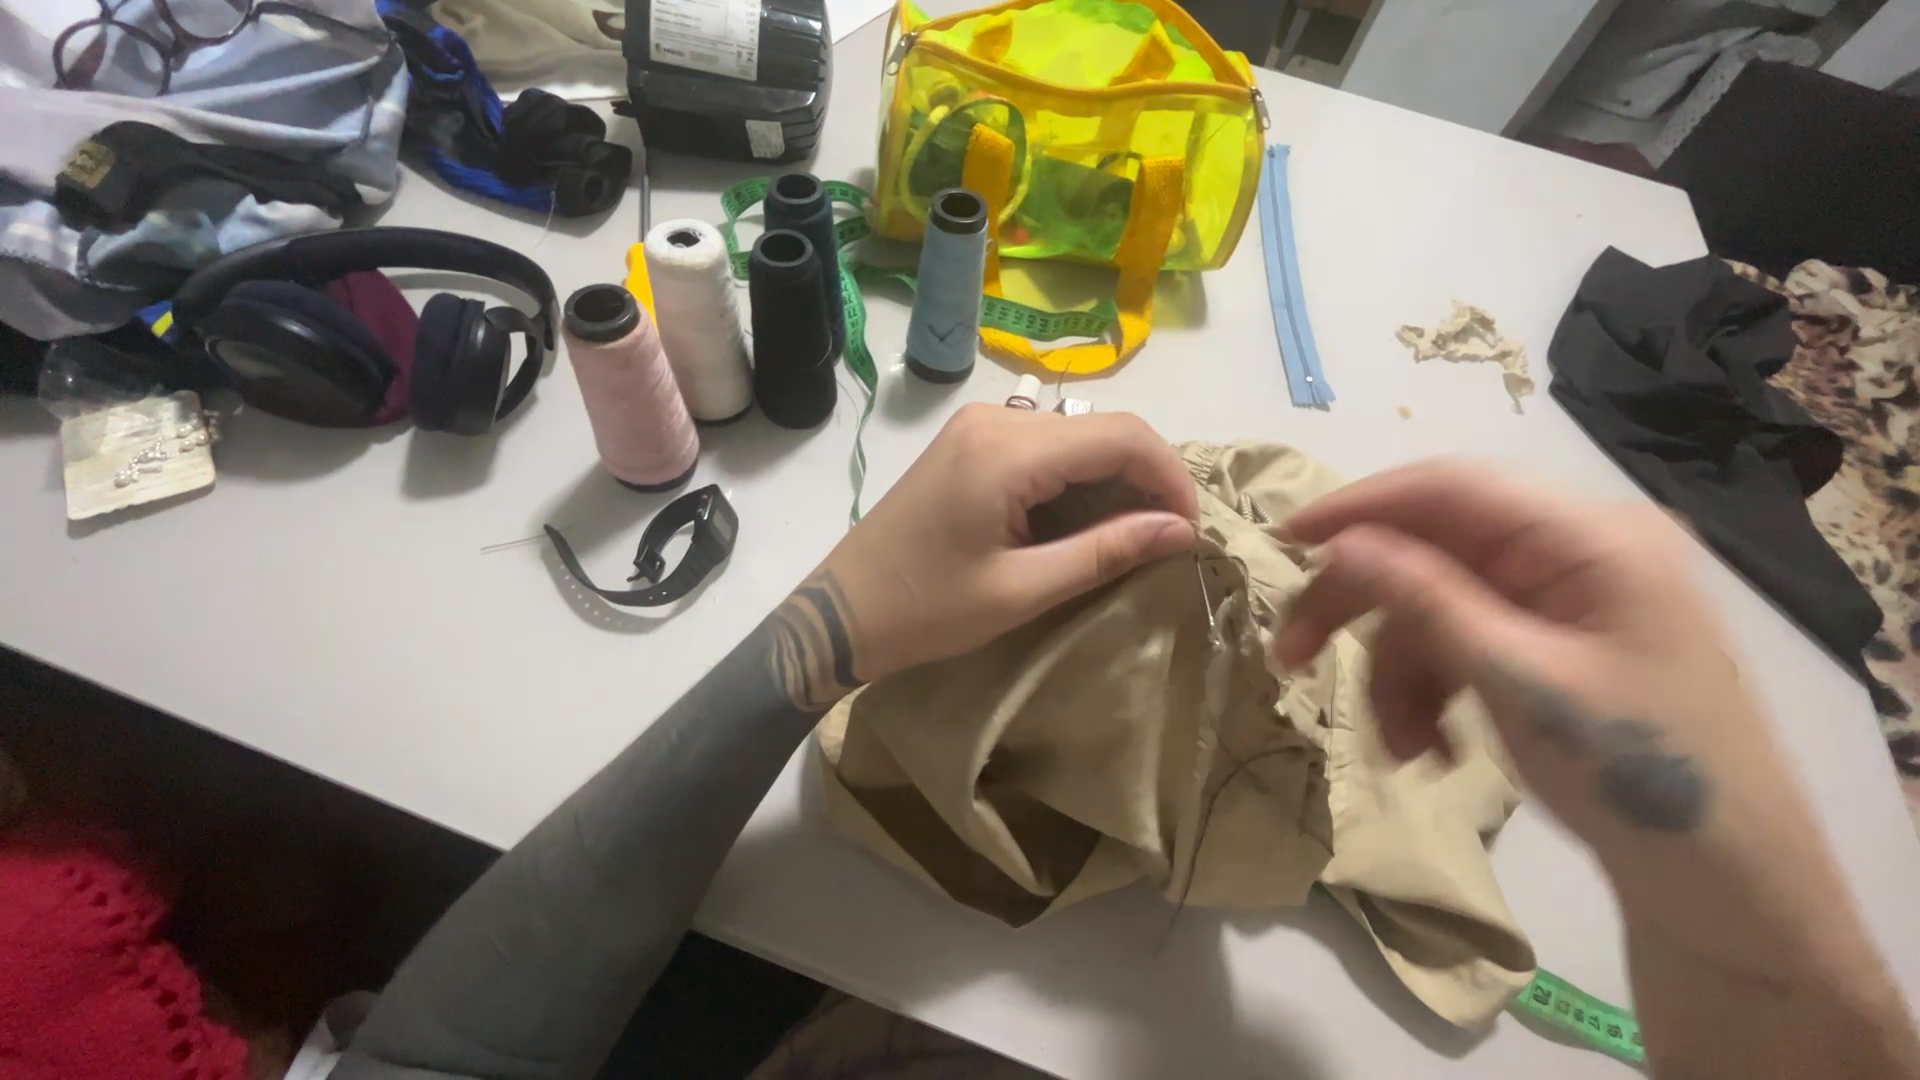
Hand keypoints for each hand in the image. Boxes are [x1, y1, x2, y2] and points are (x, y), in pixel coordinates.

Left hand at [771, 404, 1196, 708]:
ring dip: (1112, 479)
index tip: (1189, 531)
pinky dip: (1076, 478)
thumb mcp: (1022, 590)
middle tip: (1166, 539)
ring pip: (1076, 435)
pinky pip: (1043, 446)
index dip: (1169, 478)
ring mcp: (977, 426)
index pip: (1121, 436)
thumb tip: (1181, 530)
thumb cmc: (926, 611)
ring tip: (1130, 536)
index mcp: (1007, 450)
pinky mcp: (968, 443)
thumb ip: (1106, 552)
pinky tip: (1082, 520)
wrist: (842, 611)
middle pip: (1102, 429)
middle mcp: (994, 419)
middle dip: (1146, 479)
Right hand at [1268, 461, 1800, 864]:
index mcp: (1588, 538)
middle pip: (1425, 551)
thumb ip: (1425, 600)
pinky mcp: (1538, 639)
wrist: (1723, 880)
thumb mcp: (1518, 680)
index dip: (1359, 507)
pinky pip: (1451, 643)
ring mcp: (1552, 598)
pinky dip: (1424, 690)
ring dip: (1393, 672)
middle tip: (1291, 655)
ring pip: (1427, 606)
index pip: (1449, 489)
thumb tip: (1340, 543)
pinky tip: (1426, 746)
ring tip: (1396, 743)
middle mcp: (1567, 552)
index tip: (1287, 541)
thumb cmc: (1638, 770)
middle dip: (1357, 609)